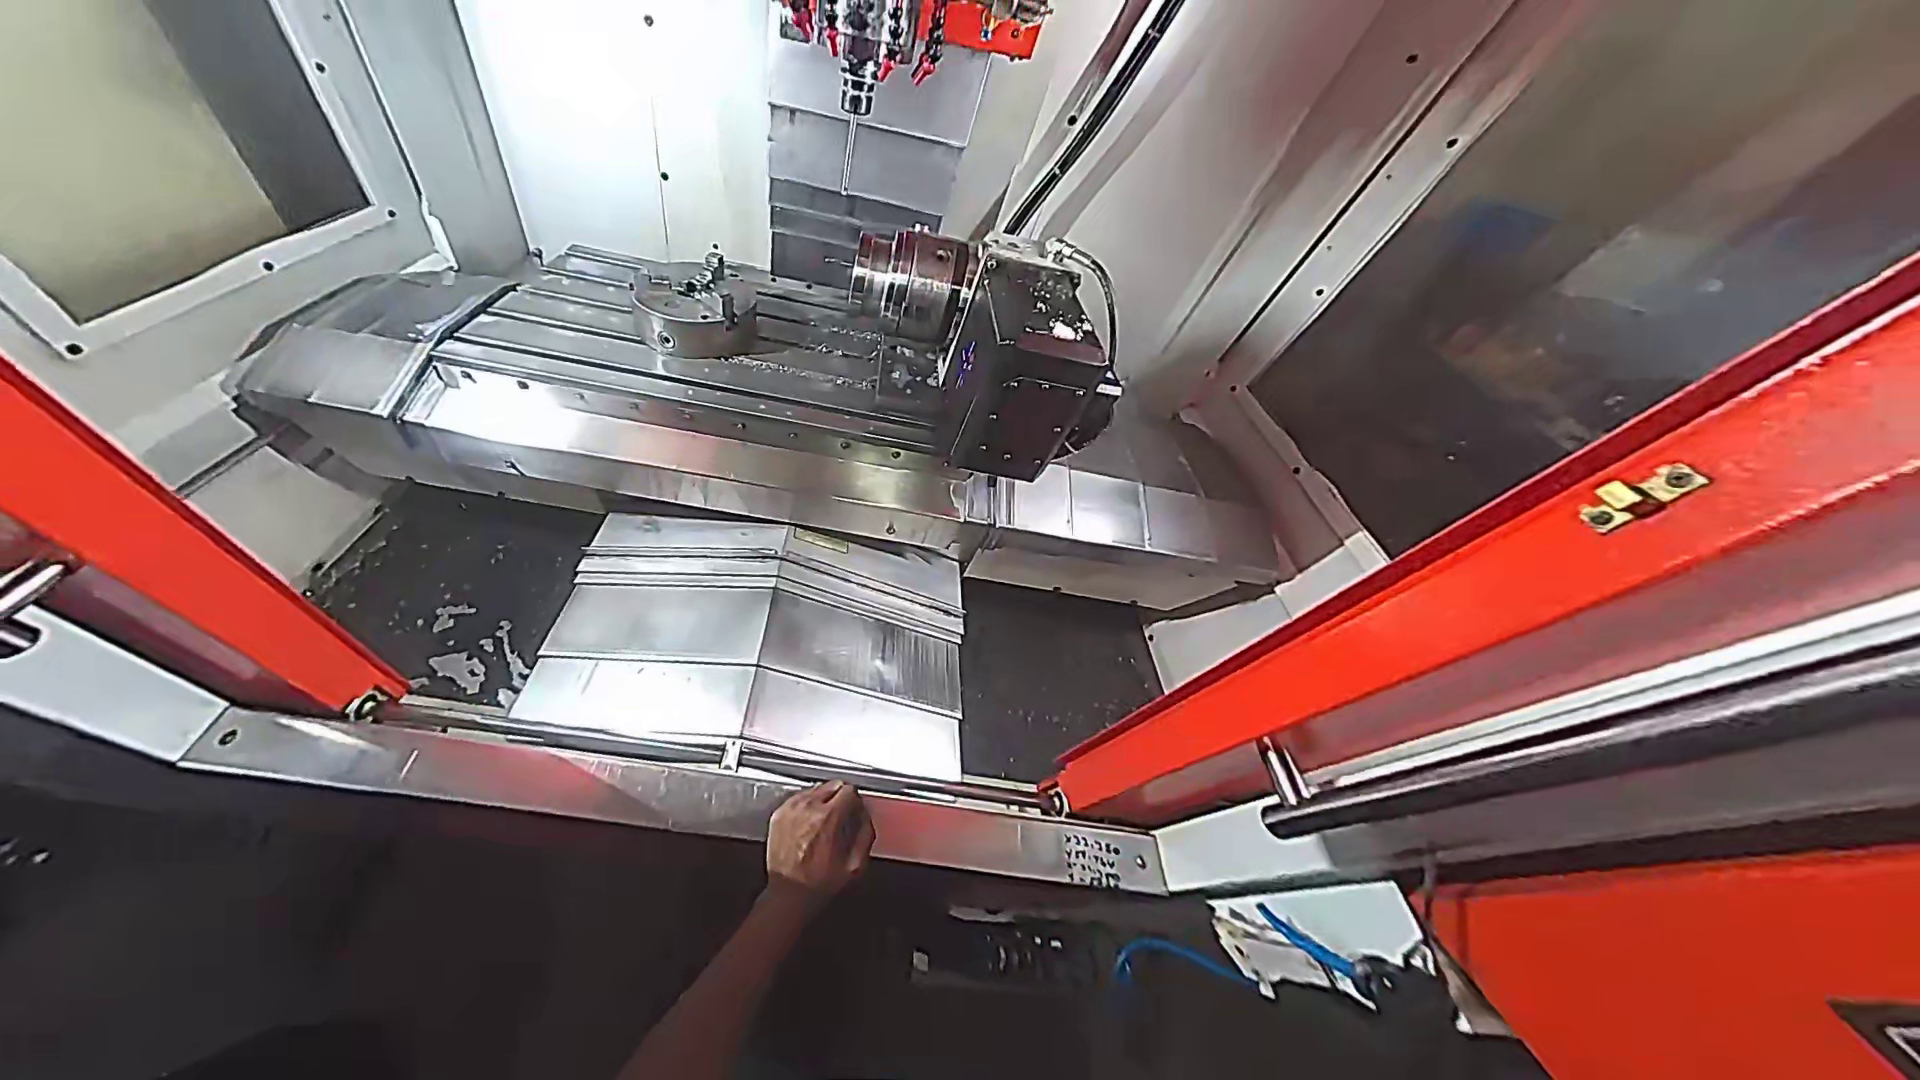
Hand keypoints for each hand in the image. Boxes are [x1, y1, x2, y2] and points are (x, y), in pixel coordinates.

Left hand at [764, 781, 874, 912]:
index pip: (849, 790)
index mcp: (829, 817)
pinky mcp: (779, 814)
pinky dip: (806, 806)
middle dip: (840, 798)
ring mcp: (791, 810)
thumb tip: (865, 815)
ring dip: (823, 800)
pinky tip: (809, 823)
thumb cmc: (818, 883)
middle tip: (840, 816)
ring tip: (823, 822)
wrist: (788, 895)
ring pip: (815, 789)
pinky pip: (799, 798)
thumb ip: (865, 833)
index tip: (854, 810)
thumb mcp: (855, 864)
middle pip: (833, 785)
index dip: (855, 801)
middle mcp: (808, 808)